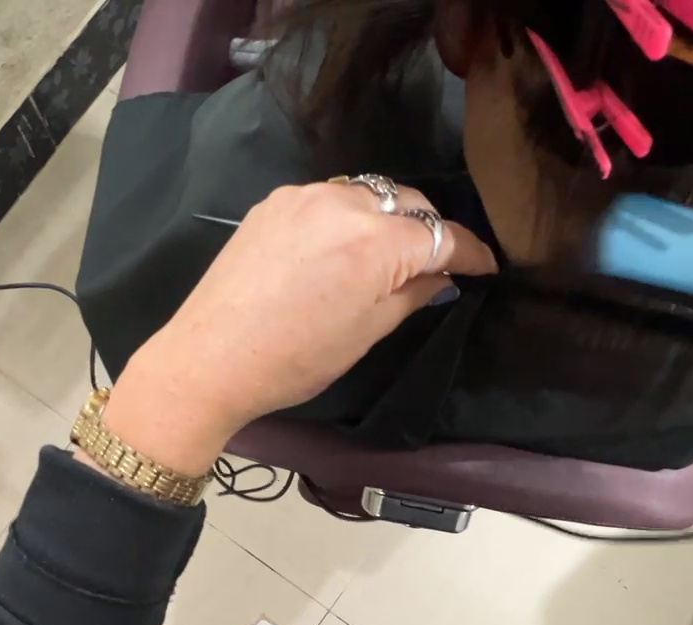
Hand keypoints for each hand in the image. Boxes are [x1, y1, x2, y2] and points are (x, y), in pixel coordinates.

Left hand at [93, 181, 497, 474]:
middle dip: (427, 230)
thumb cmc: (291, 362)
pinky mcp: (273, 202)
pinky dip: (347, 217)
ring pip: (368, 195)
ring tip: (386, 254)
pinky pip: (328, 199)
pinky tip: (338, 247)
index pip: (442, 235)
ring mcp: (304, 197)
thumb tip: (441, 276)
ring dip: (386, 219)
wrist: (208, 359)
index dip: (470, 252)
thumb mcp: (363, 336)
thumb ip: (411, 296)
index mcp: (375, 244)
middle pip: (407, 203)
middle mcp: (344, 204)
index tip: (484, 266)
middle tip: (433, 264)